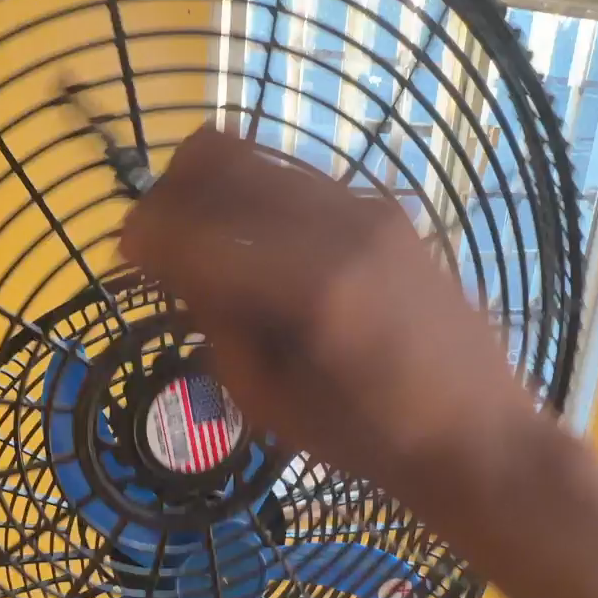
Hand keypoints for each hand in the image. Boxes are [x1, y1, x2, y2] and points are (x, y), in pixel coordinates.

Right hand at [118, 127, 551, 533]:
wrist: (475, 431)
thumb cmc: (365, 440)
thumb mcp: (267, 402)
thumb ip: (216, 323)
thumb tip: (174, 266)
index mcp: (310, 287)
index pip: (195, 230)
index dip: (144, 236)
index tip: (123, 255)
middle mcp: (339, 223)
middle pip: (218, 160)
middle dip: (167, 197)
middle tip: (155, 246)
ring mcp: (367, 206)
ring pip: (255, 157)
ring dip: (208, 192)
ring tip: (199, 248)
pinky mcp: (384, 208)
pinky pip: (292, 179)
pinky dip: (251, 201)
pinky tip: (253, 251)